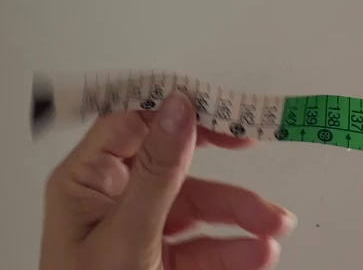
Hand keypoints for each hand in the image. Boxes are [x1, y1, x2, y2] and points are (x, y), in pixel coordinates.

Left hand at [40, 91, 294, 269]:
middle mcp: (108, 200)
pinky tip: (259, 252)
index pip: (132, 122)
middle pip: (172, 165)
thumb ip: (157, 173)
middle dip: (220, 167)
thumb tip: (177, 108)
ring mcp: (133, 234)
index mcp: (86, 181)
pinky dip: (231, 249)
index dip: (175, 109)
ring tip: (275, 224)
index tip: (218, 107)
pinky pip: (199, 247)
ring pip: (194, 208)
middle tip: (255, 147)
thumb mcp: (127, 238)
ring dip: (238, 214)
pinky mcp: (155, 266)